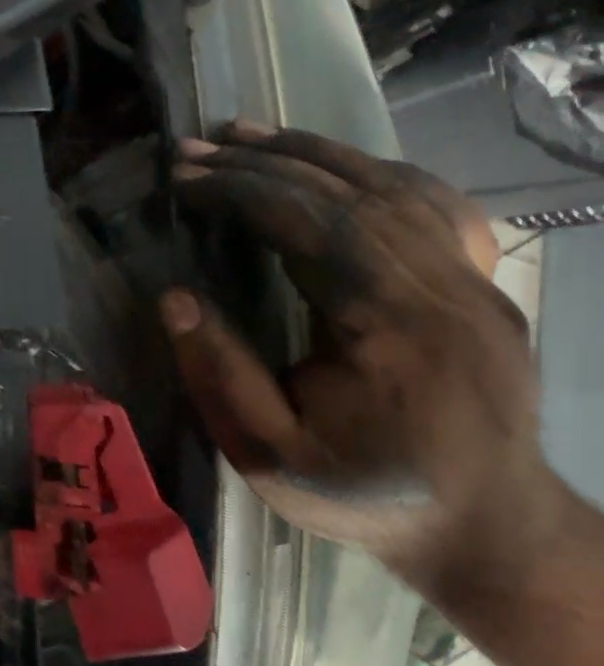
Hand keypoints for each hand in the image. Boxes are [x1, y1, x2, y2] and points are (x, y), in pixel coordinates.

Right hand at [161, 122, 550, 589]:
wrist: (491, 532)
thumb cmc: (366, 493)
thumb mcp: (269, 455)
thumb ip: (219, 376)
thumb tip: (174, 298)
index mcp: (395, 330)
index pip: (314, 226)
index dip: (241, 191)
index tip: (181, 178)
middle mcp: (447, 292)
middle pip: (352, 195)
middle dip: (263, 163)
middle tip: (192, 147)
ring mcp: (476, 286)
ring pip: (396, 187)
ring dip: (313, 154)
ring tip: (245, 134)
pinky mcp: (482, 289)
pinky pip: (435, 206)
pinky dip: (375, 173)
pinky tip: (334, 166)